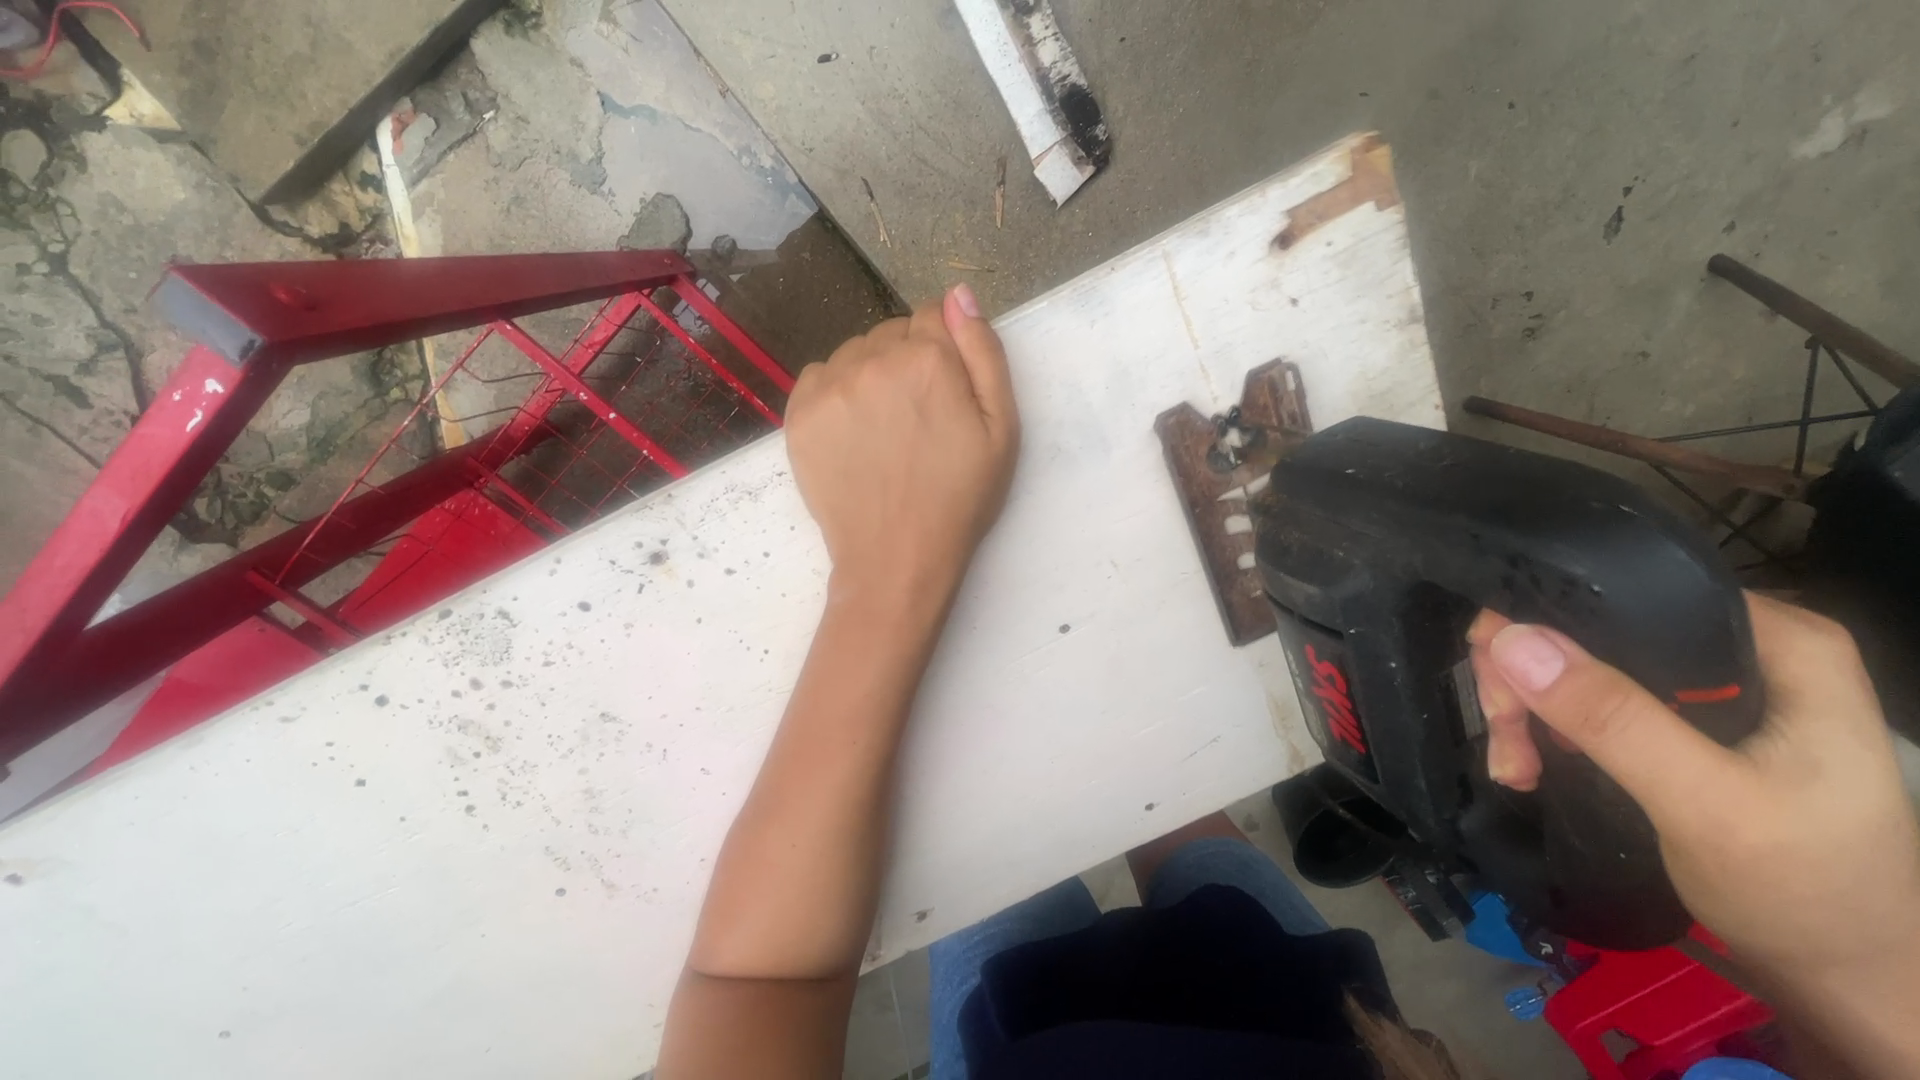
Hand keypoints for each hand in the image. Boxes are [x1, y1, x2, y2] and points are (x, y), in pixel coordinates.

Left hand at [784, 284, 1019, 599]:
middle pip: (892, 333)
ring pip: (854, 353)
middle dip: (908, 360)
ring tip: (884, 430)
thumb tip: (959, 294)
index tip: (946, 391)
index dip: (945, 351)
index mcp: (928, 359)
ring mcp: (830, 387)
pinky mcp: (799, 414)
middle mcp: (873, 360)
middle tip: (918, 418)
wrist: (896, 556)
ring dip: (870, 374)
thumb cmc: (959, 497)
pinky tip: (853, 432)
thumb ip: (983, 352)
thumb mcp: (1002, 428)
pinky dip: (836, 393)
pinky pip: (818, 376)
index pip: (933, 316)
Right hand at [1468, 594, 1919, 980]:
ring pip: (1580, 667)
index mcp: (1776, 641)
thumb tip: (1510, 637)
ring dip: (1528, 714)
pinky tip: (1531, 769)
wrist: (1845, 978)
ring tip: (1515, 767)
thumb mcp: (1706, 803)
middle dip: (1531, 680)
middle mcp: (1740, 648)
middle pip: (1593, 630)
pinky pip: (1588, 704)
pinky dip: (1547, 734)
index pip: (1631, 593)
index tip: (1497, 672)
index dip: (1548, 620)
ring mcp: (1708, 689)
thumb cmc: (1805, 889)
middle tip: (1505, 735)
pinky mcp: (1680, 725)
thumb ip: (1613, 720)